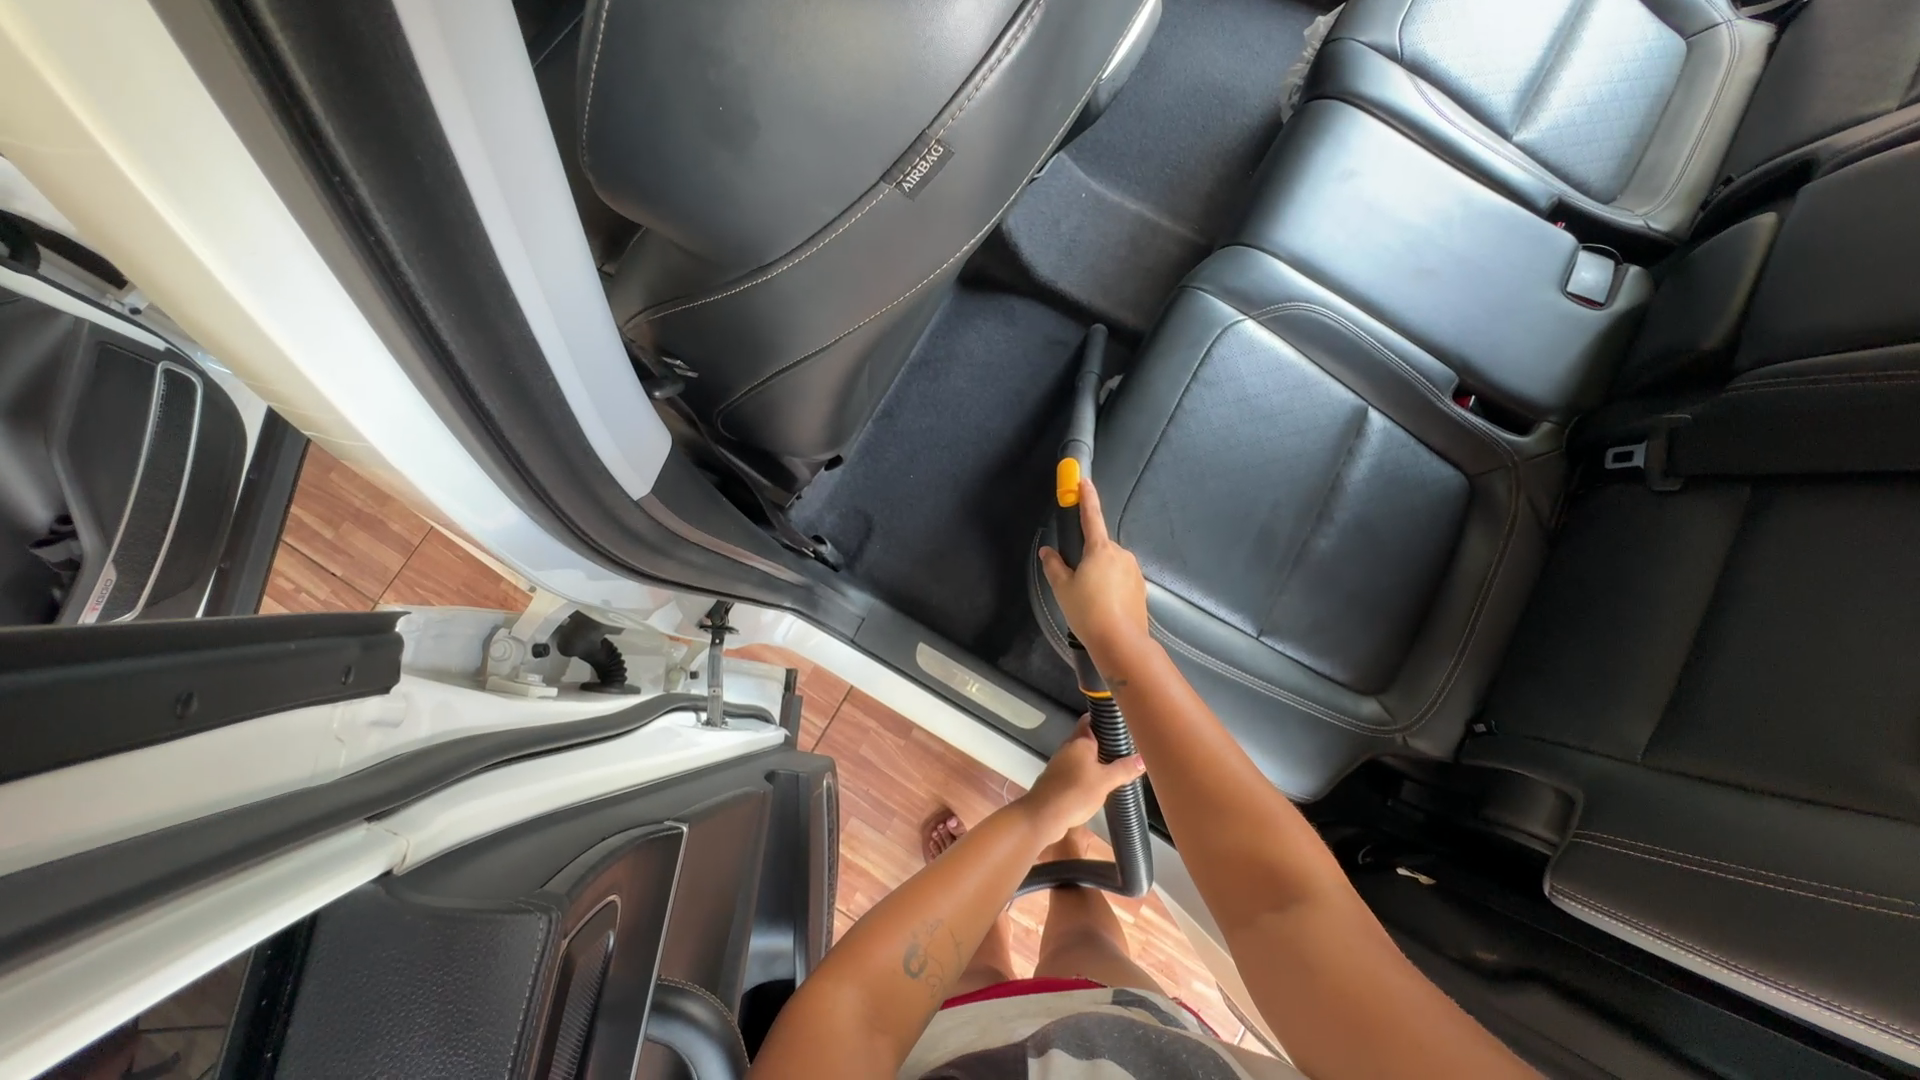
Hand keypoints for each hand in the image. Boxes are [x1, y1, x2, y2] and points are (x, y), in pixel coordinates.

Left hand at [1017, 718, 1145, 839]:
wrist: (1043, 816)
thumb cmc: (1075, 792)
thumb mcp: (1105, 781)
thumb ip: (1124, 769)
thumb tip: (1142, 758)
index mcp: (1079, 741)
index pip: (1090, 720)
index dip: (1104, 719)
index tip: (1121, 723)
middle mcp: (1068, 749)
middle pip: (1087, 739)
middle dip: (1104, 743)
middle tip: (1126, 749)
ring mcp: (1060, 765)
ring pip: (1082, 757)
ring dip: (1097, 761)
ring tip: (1117, 767)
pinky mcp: (1057, 781)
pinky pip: (1076, 773)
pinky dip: (1088, 775)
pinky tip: (1099, 786)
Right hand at [1039, 479, 1148, 657]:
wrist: (1121, 642)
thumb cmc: (1087, 611)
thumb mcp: (1062, 589)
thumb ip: (1054, 566)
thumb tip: (1048, 552)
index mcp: (1100, 548)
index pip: (1091, 516)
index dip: (1086, 497)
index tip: (1084, 481)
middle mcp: (1120, 554)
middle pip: (1099, 547)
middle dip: (1087, 557)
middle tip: (1075, 582)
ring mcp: (1133, 570)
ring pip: (1110, 564)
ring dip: (1100, 574)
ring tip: (1089, 601)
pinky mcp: (1141, 587)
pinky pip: (1120, 579)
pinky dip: (1111, 587)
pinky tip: (1103, 607)